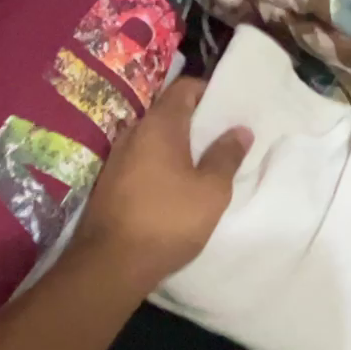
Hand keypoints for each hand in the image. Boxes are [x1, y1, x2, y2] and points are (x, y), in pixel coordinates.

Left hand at [73, 77, 250, 288]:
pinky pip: (142, 158)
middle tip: (223, 134)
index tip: (229, 105)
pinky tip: (178, 181)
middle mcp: (133, 132)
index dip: (207, 91)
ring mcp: (117, 156)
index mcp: (158, 125)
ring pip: (153, 137)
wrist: (112, 261)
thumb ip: (226, 156)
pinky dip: (162, 161)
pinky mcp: (111, 180)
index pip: (183, 88)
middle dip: (195, 119)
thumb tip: (239, 129)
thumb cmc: (168, 220)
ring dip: (178, 143)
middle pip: (167, 111)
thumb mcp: (210, 191)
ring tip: (205, 159)